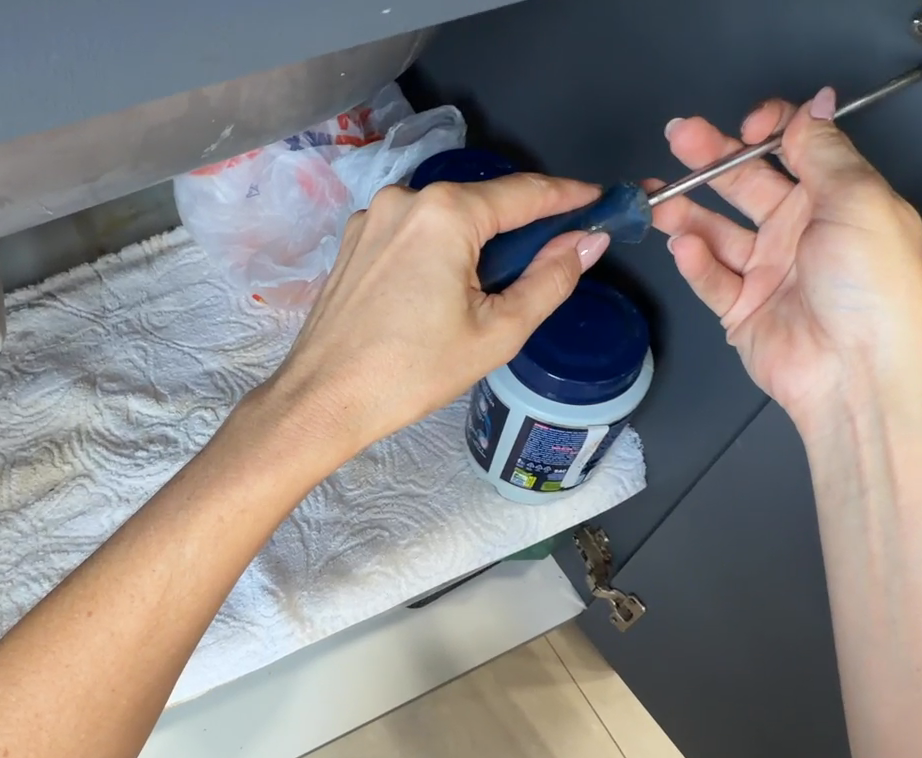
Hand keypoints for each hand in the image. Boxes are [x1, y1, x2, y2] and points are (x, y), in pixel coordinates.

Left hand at [257, 173, 609, 463]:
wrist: (324, 400)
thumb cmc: (411, 373)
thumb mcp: (496, 333)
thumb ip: (550, 281)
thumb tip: (586, 243)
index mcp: (444, 213)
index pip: (524, 193)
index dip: (567, 196)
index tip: (597, 200)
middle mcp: (404, 200)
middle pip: (480, 203)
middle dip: (517, 228)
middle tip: (546, 260)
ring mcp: (370, 219)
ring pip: (443, 220)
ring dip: (474, 244)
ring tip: (487, 291)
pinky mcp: (351, 244)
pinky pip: (410, 235)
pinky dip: (437, 252)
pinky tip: (440, 293)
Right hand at [651, 88, 921, 425]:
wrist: (853, 367)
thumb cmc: (871, 283)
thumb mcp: (858, 200)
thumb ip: (824, 152)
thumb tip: (811, 107)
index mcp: (835, 198)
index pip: (794, 150)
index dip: (768, 130)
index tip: (746, 124)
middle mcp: (798, 230)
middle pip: (745, 185)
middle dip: (711, 160)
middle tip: (678, 138)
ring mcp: (766, 271)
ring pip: (717, 232)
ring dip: (687, 213)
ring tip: (657, 200)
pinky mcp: (740, 309)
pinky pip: (711, 278)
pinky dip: (695, 263)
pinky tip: (682, 247)